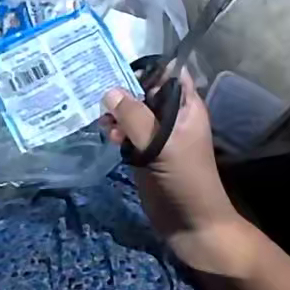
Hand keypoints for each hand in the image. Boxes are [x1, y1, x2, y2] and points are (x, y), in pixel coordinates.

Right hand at [100, 81, 260, 277]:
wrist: (192, 226)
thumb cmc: (186, 181)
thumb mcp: (163, 146)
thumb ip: (136, 117)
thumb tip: (110, 91)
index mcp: (186, 107)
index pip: (168, 72)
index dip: (146, 66)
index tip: (116, 63)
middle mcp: (171, 116)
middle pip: (144, 90)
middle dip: (122, 89)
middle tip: (97, 91)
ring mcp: (157, 136)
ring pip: (132, 112)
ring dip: (116, 113)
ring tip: (106, 124)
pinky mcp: (143, 153)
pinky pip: (126, 133)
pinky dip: (116, 131)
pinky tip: (108, 137)